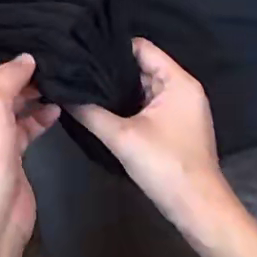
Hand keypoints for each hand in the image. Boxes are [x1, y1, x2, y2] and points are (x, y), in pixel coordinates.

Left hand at [0, 48, 59, 256]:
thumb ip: (8, 77)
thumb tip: (25, 58)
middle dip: (4, 74)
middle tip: (33, 64)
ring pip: (5, 107)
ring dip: (25, 94)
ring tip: (51, 83)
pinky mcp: (8, 157)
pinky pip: (22, 129)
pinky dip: (37, 118)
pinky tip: (56, 110)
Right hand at [71, 38, 238, 234]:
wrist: (197, 210)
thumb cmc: (165, 165)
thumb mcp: (120, 135)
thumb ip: (88, 110)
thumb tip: (60, 91)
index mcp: (177, 82)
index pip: (140, 47)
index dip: (109, 45)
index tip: (79, 47)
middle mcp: (180, 89)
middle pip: (138, 65)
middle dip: (107, 66)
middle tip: (72, 65)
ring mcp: (176, 108)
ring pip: (138, 85)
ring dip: (113, 87)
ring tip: (77, 82)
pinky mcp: (170, 125)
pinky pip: (141, 103)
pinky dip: (122, 103)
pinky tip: (95, 105)